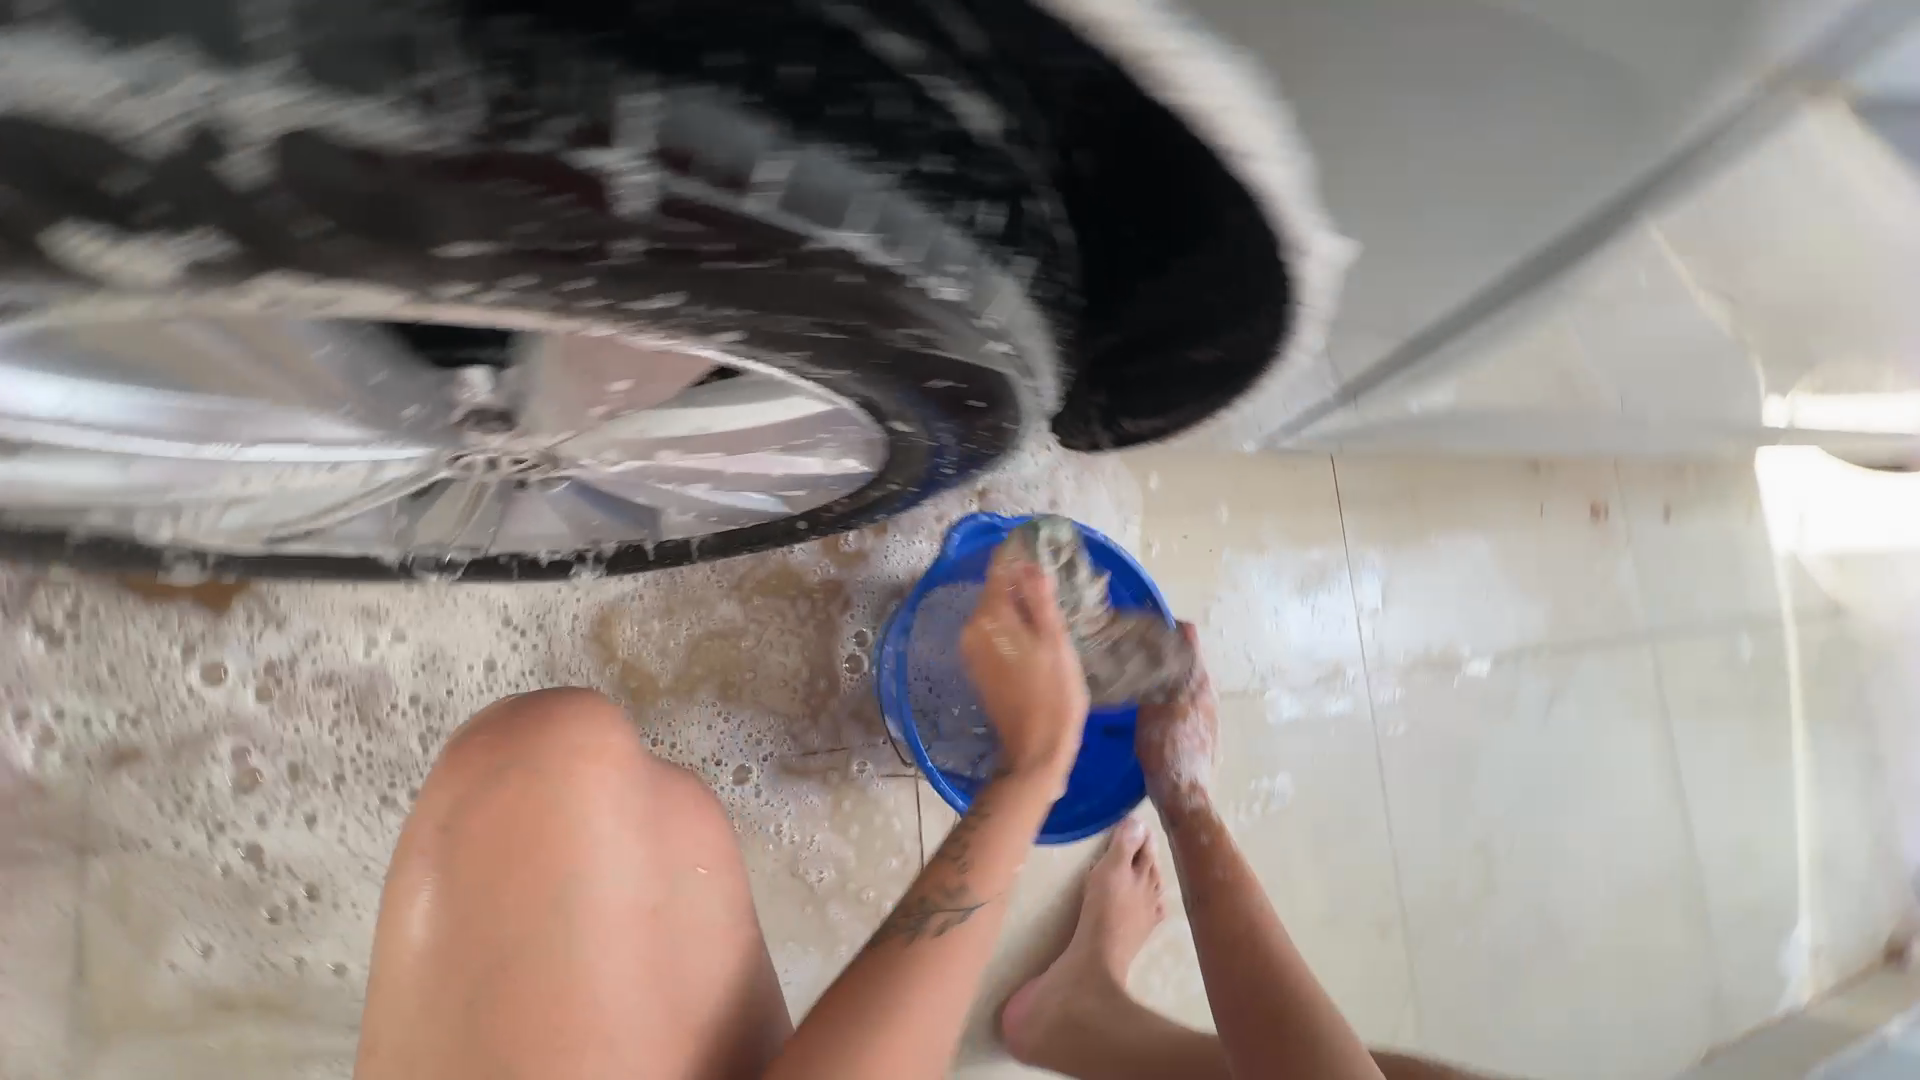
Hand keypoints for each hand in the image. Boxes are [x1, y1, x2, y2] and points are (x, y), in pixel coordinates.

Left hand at [960, 548, 1088, 791]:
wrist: (1035, 750)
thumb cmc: (1054, 693)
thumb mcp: (1056, 640)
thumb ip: (1039, 598)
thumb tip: (1027, 562)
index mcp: (990, 616)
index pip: (999, 570)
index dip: (1018, 557)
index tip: (1039, 550)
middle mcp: (972, 629)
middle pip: (997, 592)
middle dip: (1021, 585)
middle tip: (1054, 587)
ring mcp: (972, 651)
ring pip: (997, 615)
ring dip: (1019, 609)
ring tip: (1050, 614)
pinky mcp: (978, 669)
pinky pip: (994, 635)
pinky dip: (1012, 630)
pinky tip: (1036, 639)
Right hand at [1135, 623, 1216, 812]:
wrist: (1184, 795)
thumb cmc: (1165, 751)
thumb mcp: (1152, 708)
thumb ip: (1157, 675)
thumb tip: (1154, 643)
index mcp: (1197, 682)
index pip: (1188, 636)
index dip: (1167, 626)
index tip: (1141, 625)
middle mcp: (1207, 692)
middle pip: (1187, 657)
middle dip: (1163, 648)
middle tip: (1132, 649)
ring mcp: (1208, 713)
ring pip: (1185, 679)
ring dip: (1165, 672)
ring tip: (1137, 675)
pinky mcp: (1203, 730)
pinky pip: (1185, 698)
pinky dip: (1169, 692)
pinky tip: (1150, 704)